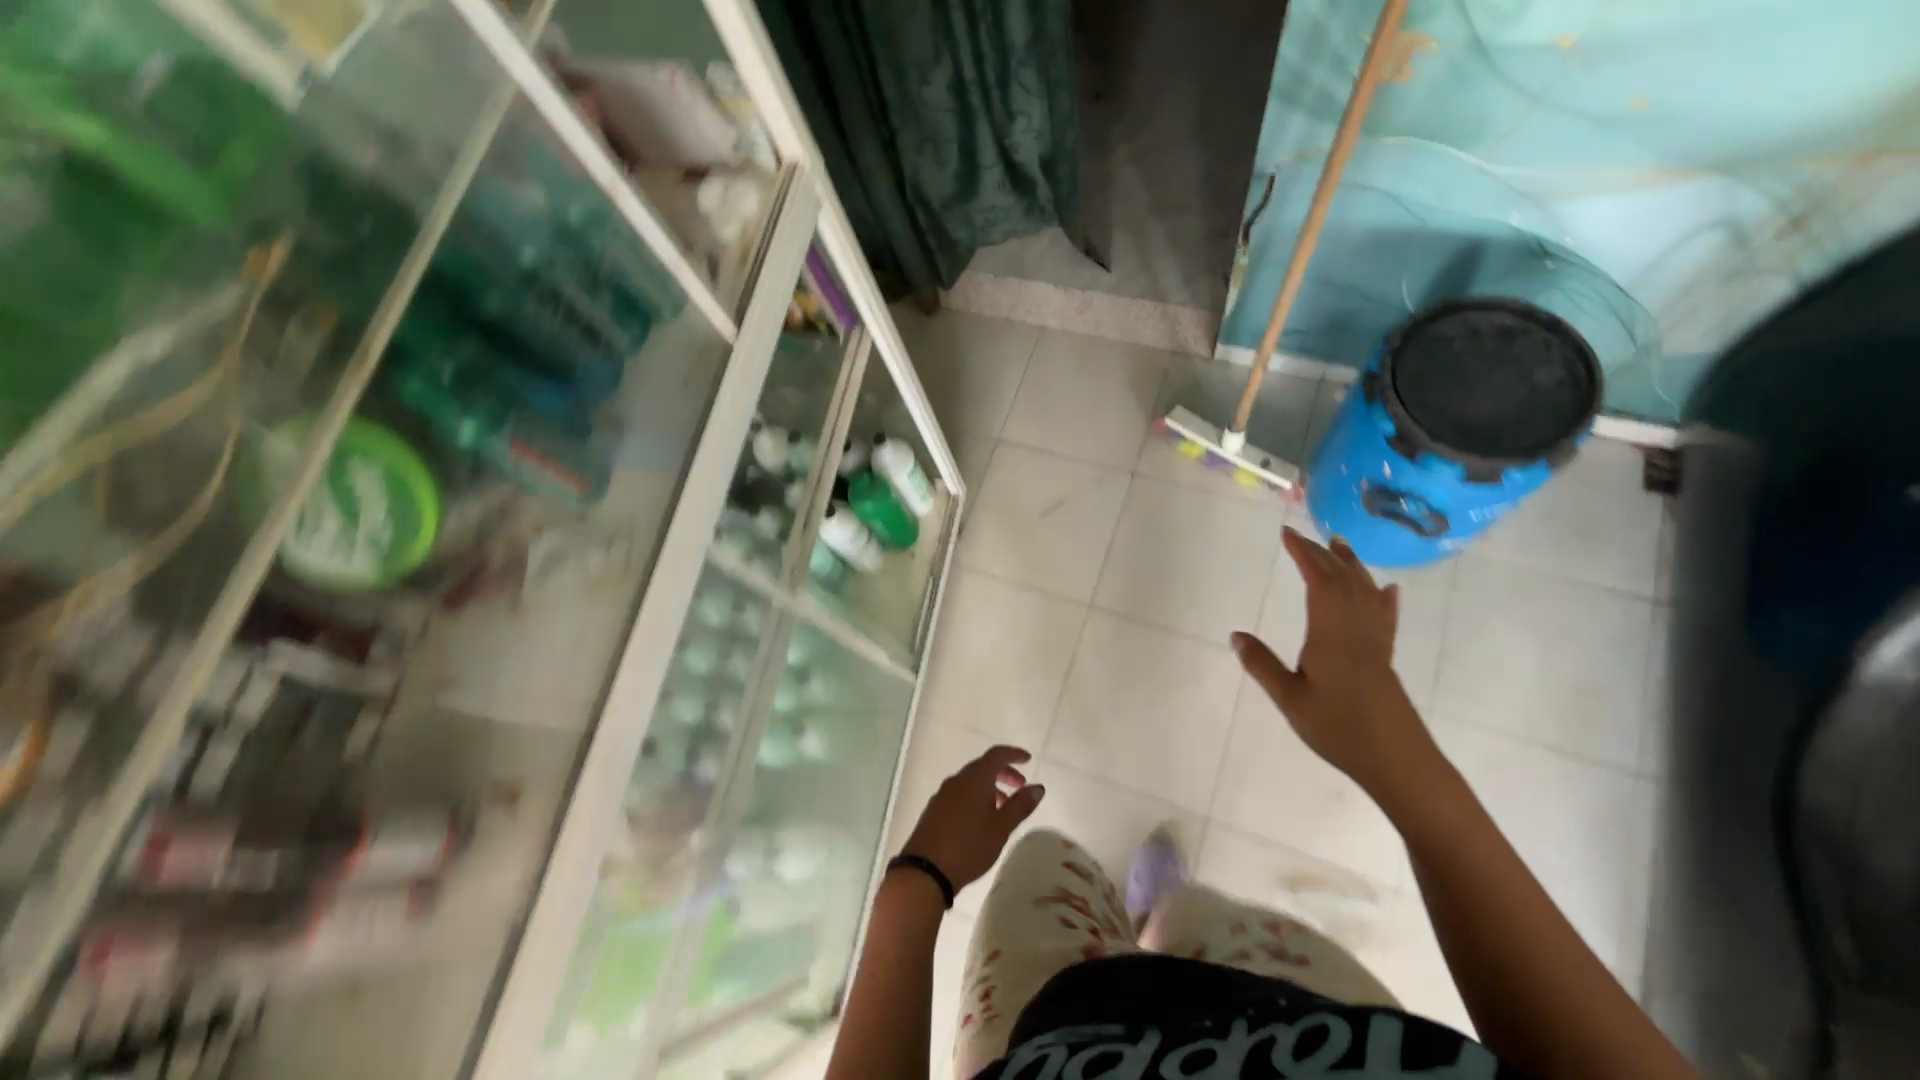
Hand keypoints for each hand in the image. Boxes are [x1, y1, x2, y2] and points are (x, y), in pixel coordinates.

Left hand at [901, 745, 1044, 891]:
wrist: (926, 871)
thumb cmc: (969, 846)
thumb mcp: (1001, 828)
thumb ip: (1020, 805)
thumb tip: (1038, 787)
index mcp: (974, 780)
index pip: (996, 755)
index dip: (1013, 754)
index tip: (1028, 760)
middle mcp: (956, 781)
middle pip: (982, 767)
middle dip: (1003, 773)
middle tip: (1020, 787)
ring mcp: (942, 795)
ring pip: (970, 782)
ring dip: (989, 788)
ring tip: (1003, 808)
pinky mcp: (934, 811)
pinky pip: (959, 795)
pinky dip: (975, 798)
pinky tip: (981, 820)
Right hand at [1231, 527, 1443, 799]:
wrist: (1396, 758)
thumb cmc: (1339, 729)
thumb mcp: (1290, 699)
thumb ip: (1263, 665)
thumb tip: (1236, 635)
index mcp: (1330, 633)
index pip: (1319, 581)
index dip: (1304, 555)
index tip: (1287, 535)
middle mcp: (1356, 628)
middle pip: (1343, 581)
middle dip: (1323, 555)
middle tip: (1304, 537)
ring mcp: (1375, 642)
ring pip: (1366, 593)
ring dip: (1352, 566)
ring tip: (1342, 545)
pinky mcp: (1386, 658)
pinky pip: (1385, 617)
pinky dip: (1383, 598)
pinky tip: (1388, 590)